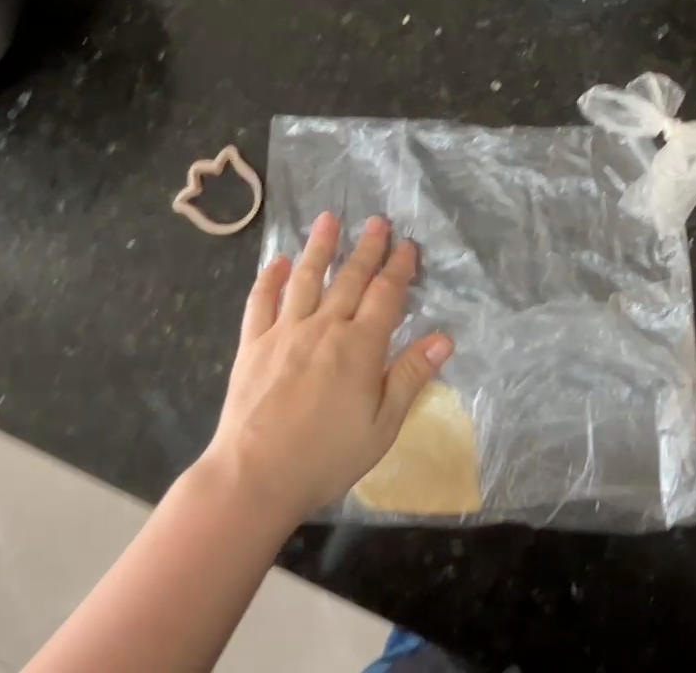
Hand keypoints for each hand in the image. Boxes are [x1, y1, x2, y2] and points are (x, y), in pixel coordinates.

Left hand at [200, 212, 452, 523]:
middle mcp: (324, 328)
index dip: (399, 268)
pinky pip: (261, 301)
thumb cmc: (326, 457)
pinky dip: (271, 278)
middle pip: (350, 279)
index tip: (408, 245)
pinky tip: (278, 260)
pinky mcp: (252, 344)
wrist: (254, 475)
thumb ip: (409, 377)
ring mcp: (284, 332)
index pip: (386, 296)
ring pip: (306, 278)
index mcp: (360, 347)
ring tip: (328, 219)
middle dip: (367, 248)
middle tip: (377, 221)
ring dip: (320, 247)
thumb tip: (443, 338)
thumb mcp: (382, 426)